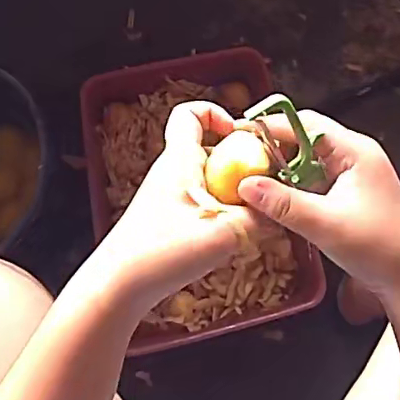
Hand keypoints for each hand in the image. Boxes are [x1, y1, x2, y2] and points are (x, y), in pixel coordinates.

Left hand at [81, 101, 262, 311]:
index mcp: (180, 158)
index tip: (243, 136)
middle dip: (241, 163)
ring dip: (234, 193)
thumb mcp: (224, 234)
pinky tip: (234, 238)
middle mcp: (174, 171)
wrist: (118, 287)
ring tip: (251, 218)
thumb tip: (282, 211)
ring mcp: (171, 196)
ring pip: (211, 180)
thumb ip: (259, 219)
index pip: (191, 113)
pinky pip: (205, 203)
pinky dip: (224, 213)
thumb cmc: (159, 253)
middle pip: (211, 148)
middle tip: (261, 185)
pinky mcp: (171, 219)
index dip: (219, 114)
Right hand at [236, 109, 399, 292]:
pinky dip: (293, 184)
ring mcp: (353, 173)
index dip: (270, 126)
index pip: (304, 123)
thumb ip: (283, 203)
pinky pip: (314, 177)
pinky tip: (275, 198)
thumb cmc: (382, 250)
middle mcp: (355, 155)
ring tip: (252, 177)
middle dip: (272, 146)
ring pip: (307, 158)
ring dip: (281, 167)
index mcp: (355, 151)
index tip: (240, 134)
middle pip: (304, 137)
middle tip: (240, 157)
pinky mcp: (349, 192)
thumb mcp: (326, 225)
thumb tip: (246, 185)